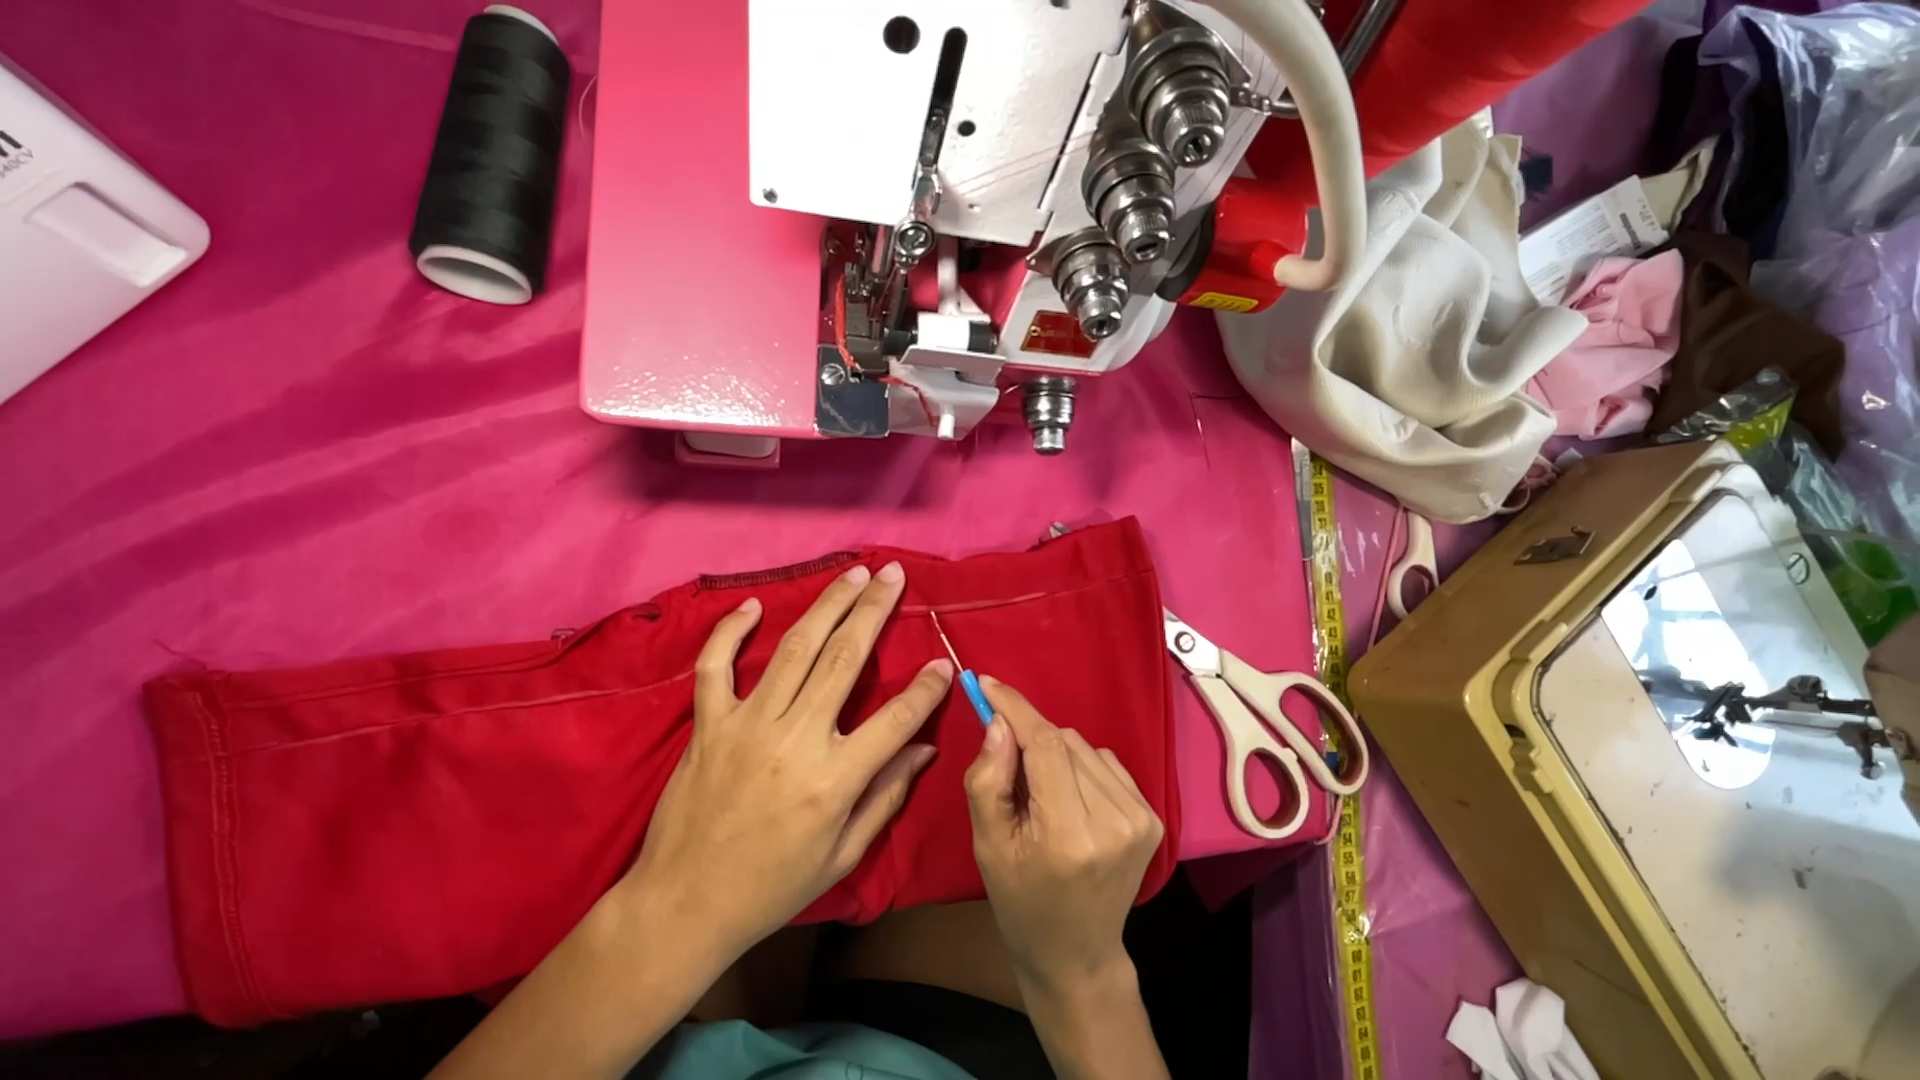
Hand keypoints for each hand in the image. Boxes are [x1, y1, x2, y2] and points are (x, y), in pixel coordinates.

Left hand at [622, 561, 953, 961]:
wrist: (687, 902)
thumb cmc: (773, 886)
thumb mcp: (843, 855)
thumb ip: (885, 796)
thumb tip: (923, 750)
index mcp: (834, 779)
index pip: (896, 719)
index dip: (925, 688)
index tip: (942, 662)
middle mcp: (794, 740)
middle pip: (844, 660)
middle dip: (874, 611)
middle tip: (893, 575)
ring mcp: (746, 725)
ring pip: (794, 650)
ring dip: (827, 605)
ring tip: (852, 574)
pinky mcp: (708, 725)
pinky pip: (715, 667)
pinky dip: (729, 633)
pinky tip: (752, 607)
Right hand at [964, 676, 1164, 993]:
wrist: (1077, 951)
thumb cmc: (1021, 901)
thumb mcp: (988, 846)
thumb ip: (988, 780)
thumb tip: (999, 723)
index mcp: (1070, 835)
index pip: (1046, 747)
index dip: (1016, 709)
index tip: (986, 683)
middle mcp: (1115, 821)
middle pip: (1065, 742)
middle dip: (1030, 739)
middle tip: (1007, 764)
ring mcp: (1141, 819)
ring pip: (1086, 748)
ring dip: (1056, 754)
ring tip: (1041, 794)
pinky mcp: (1153, 818)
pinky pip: (1107, 763)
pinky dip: (1082, 768)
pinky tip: (1071, 800)